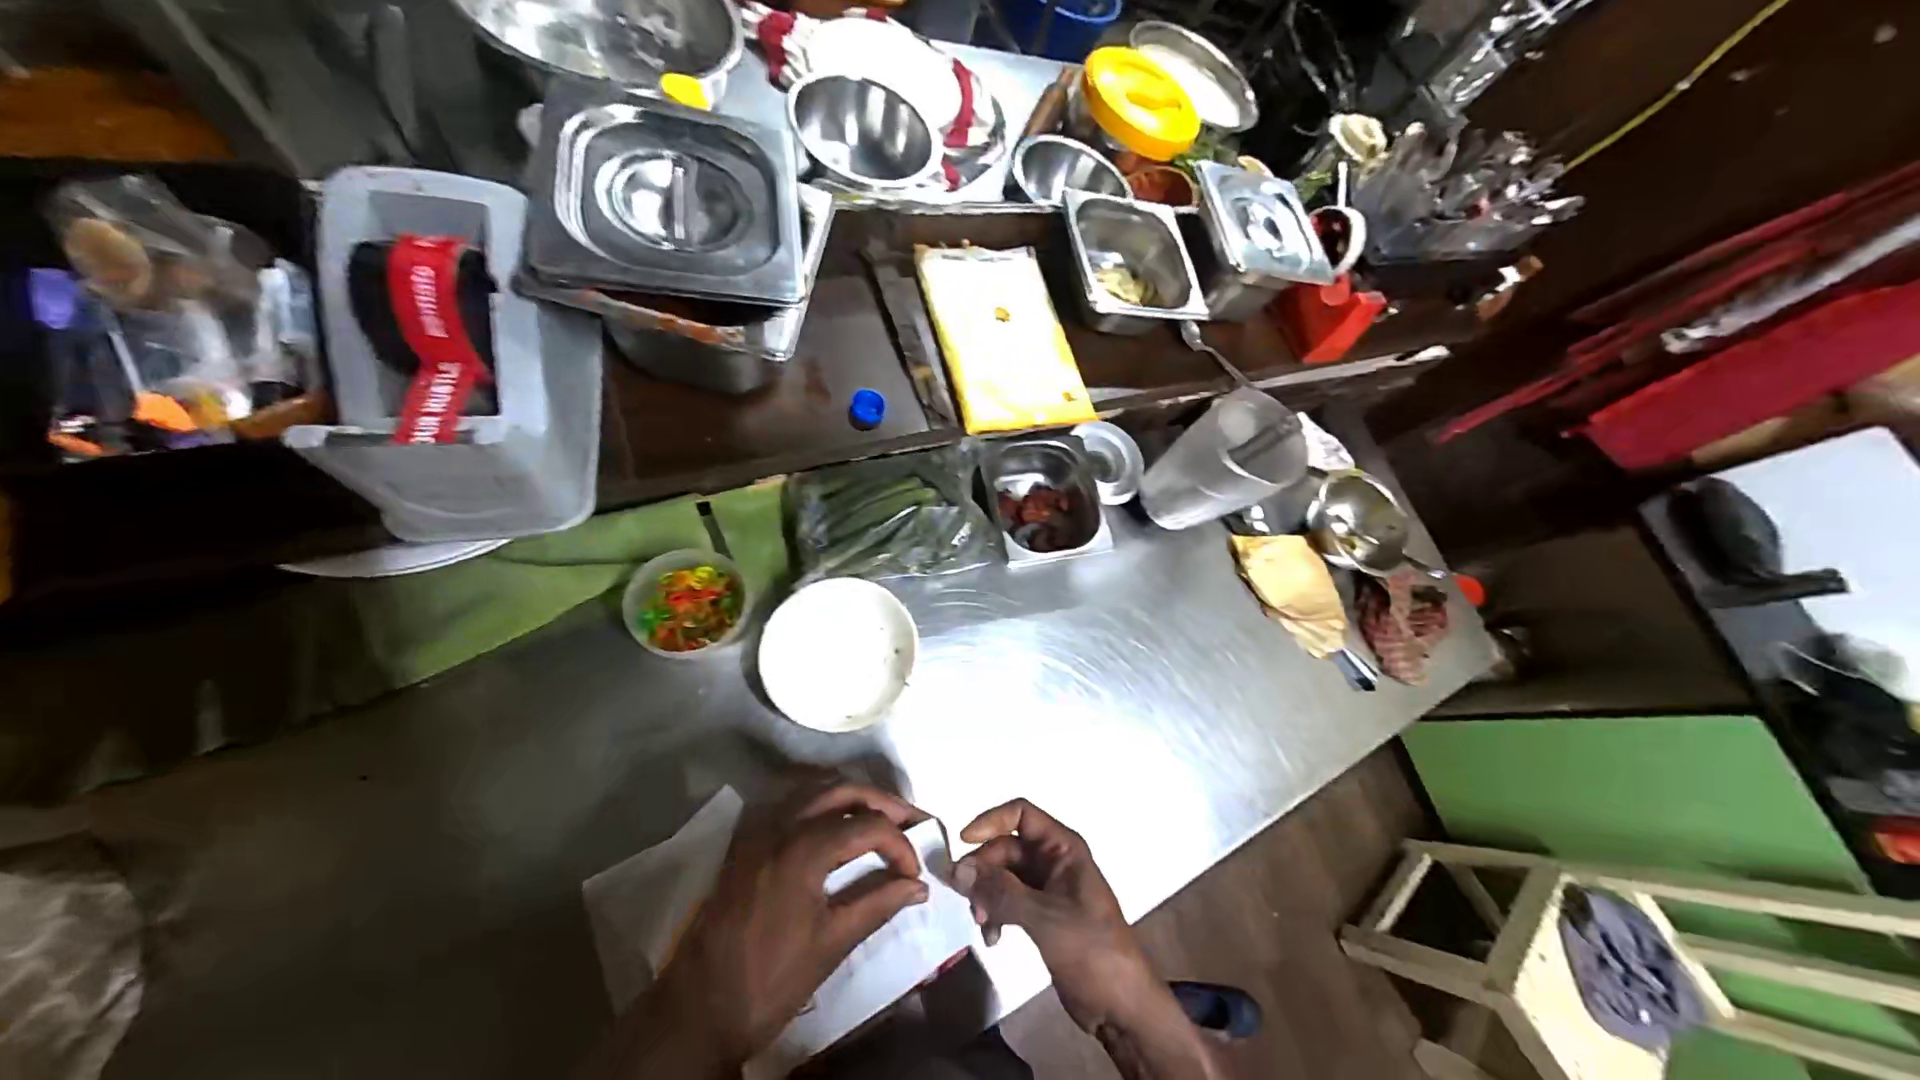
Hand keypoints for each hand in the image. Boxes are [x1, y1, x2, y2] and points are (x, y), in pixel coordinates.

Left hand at [650, 781, 930, 1069]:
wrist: (700, 1008)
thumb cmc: (770, 981)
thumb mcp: (831, 944)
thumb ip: (878, 904)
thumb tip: (918, 886)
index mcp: (803, 850)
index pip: (868, 826)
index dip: (900, 845)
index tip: (915, 875)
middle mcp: (780, 826)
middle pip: (843, 790)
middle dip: (882, 803)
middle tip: (910, 822)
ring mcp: (758, 829)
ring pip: (813, 788)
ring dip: (850, 795)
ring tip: (878, 817)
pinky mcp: (746, 841)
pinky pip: (788, 800)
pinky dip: (818, 798)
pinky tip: (833, 818)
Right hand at [950, 799, 1160, 1032]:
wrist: (1122, 1006)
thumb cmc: (1092, 950)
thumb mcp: (1044, 917)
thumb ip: (1000, 891)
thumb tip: (957, 870)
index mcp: (1063, 848)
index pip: (1021, 814)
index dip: (990, 821)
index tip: (963, 843)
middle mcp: (1054, 861)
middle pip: (1006, 847)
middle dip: (984, 870)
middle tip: (967, 898)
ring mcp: (1047, 889)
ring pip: (1003, 875)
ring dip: (986, 894)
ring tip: (981, 922)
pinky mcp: (1041, 915)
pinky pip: (1008, 900)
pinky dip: (995, 913)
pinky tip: (993, 937)